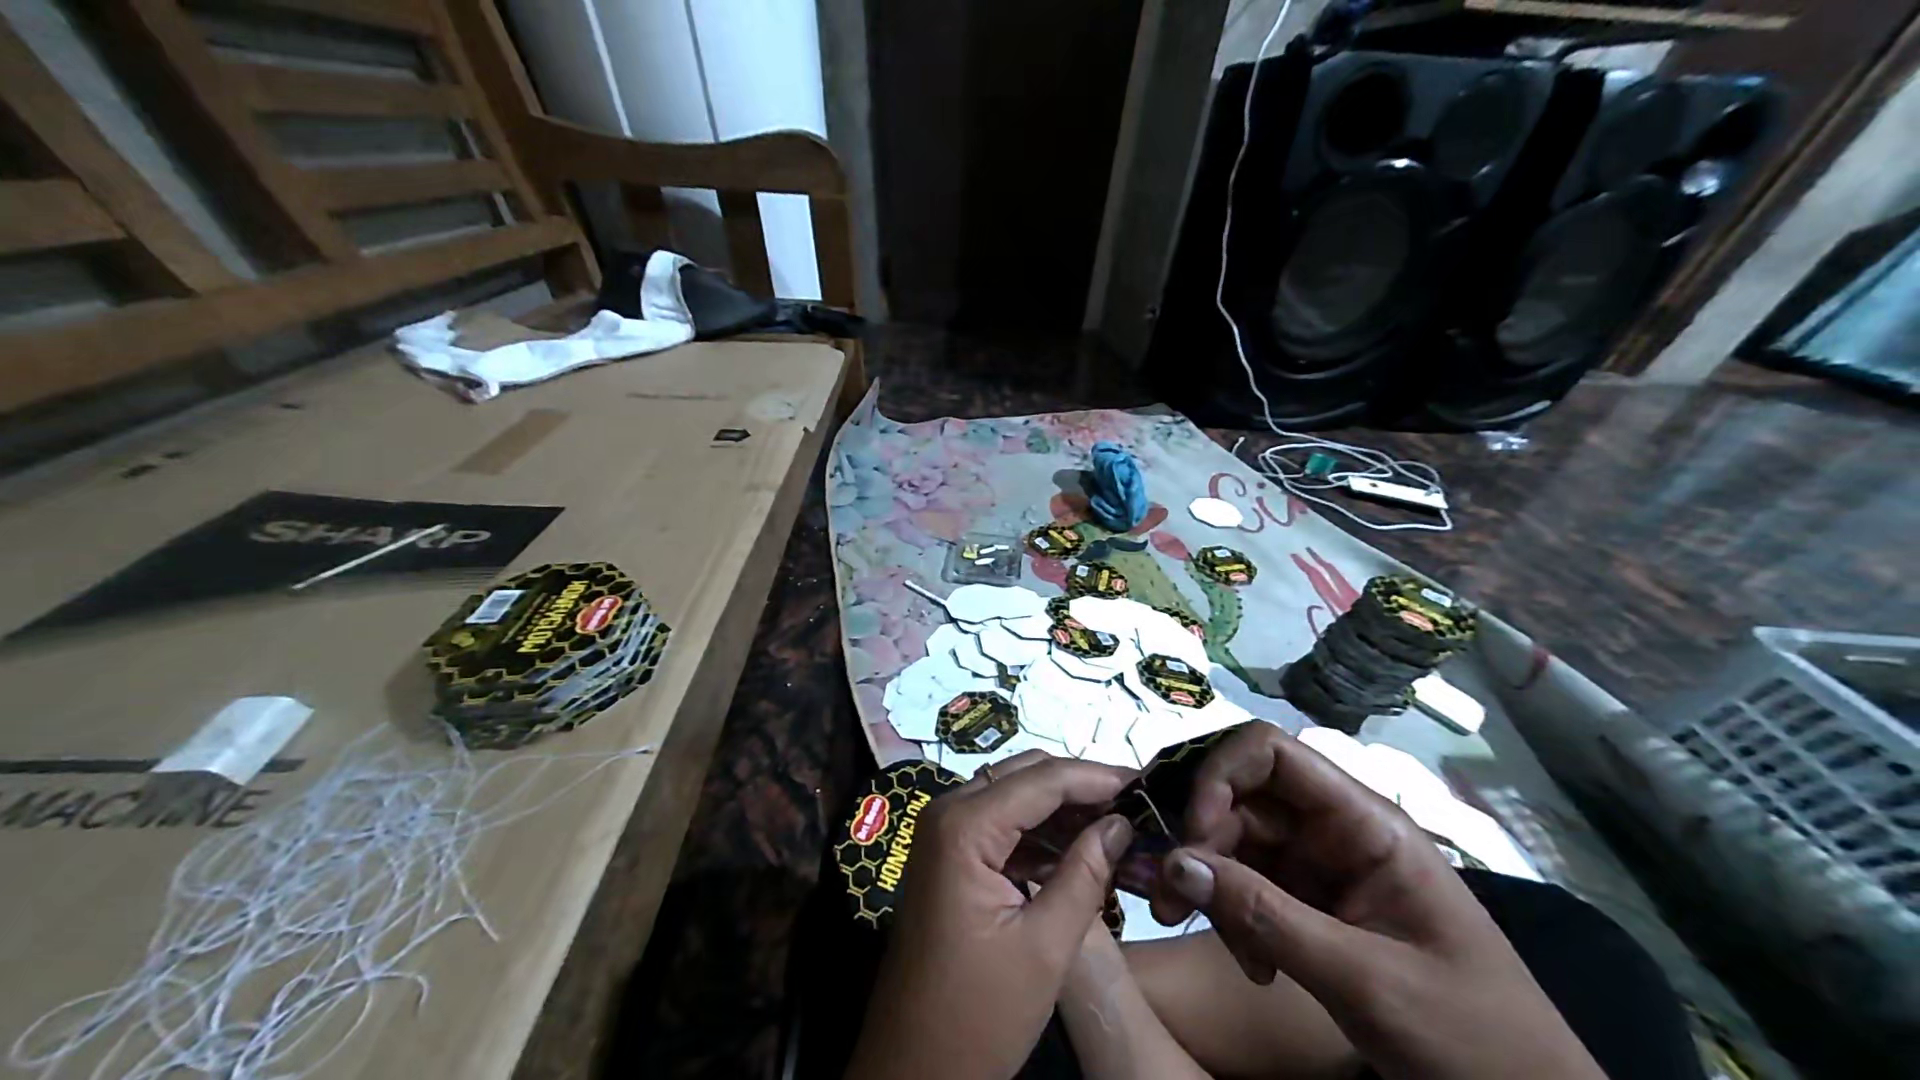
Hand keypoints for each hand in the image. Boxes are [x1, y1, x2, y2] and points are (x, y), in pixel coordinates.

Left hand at [846, 751, 1134, 1079]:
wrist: (912, 1066)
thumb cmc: (978, 1014)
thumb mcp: (1045, 946)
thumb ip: (1085, 874)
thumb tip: (1122, 823)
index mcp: (964, 827)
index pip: (1041, 778)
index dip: (1096, 776)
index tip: (1146, 782)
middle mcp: (947, 813)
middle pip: (1024, 776)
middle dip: (1080, 785)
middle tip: (1135, 803)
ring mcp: (944, 833)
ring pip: (1013, 796)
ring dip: (1062, 807)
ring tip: (1118, 825)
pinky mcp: (949, 856)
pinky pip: (1000, 824)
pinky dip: (1040, 831)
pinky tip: (1080, 847)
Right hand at [1150, 723, 1605, 1079]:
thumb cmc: (1468, 1034)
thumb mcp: (1362, 977)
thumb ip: (1262, 916)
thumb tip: (1173, 861)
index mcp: (1362, 821)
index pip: (1271, 753)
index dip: (1219, 775)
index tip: (1194, 835)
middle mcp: (1332, 829)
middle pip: (1240, 800)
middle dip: (1196, 842)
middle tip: (1166, 899)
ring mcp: (1318, 866)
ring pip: (1233, 844)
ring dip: (1204, 884)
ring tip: (1201, 938)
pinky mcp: (1308, 903)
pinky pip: (1245, 887)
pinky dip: (1229, 917)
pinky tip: (1250, 967)